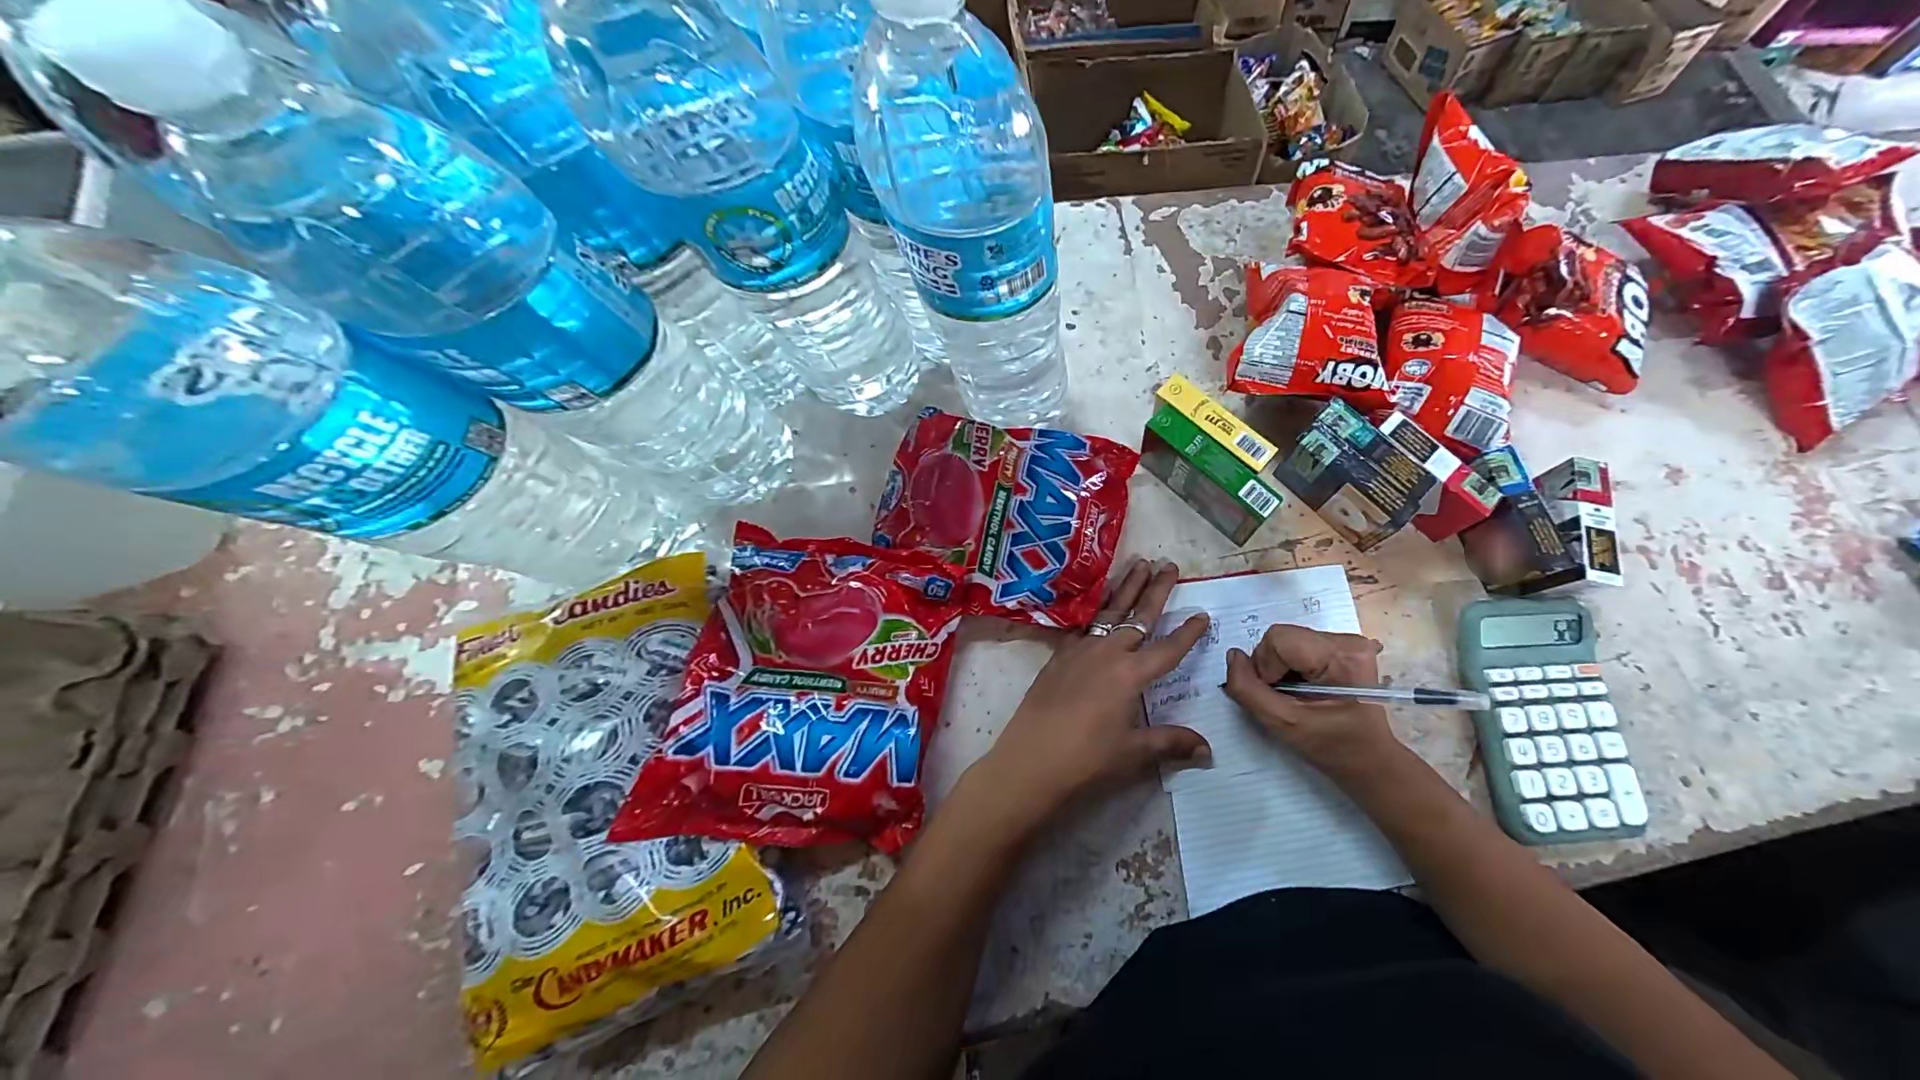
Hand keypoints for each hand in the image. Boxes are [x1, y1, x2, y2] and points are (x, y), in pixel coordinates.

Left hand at [966, 559, 1210, 831]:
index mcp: (1131, 675)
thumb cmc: (1087, 759)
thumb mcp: (1133, 752)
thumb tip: (1208, 750)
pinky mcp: (1057, 656)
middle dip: (1155, 589)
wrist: (1031, 759)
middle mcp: (1107, 654)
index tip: (1202, 613)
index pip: (1167, 649)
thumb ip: (1170, 743)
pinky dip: (1094, 609)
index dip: (1187, 633)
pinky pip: (1082, 625)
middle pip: (1137, 616)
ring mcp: (1079, 651)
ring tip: (1137, 564)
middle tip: (1168, 564)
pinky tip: (1097, 603)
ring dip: (1124, 587)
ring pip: (1108, 611)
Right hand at [1222, 624, 1398, 777]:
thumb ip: (1249, 689)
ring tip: (1294, 693)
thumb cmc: (1333, 747)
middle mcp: (1348, 641)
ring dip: (1278, 667)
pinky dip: (1288, 666)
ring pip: (1285, 640)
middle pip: (1280, 636)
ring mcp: (1347, 642)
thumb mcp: (1283, 723)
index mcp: (1343, 656)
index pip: (1278, 639)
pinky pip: (1295, 645)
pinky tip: (1302, 687)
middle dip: (1270, 667)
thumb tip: (1232, 657)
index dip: (1265, 667)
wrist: (1369, 760)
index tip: (1278, 695)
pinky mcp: (1341, 647)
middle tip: (1284, 696)